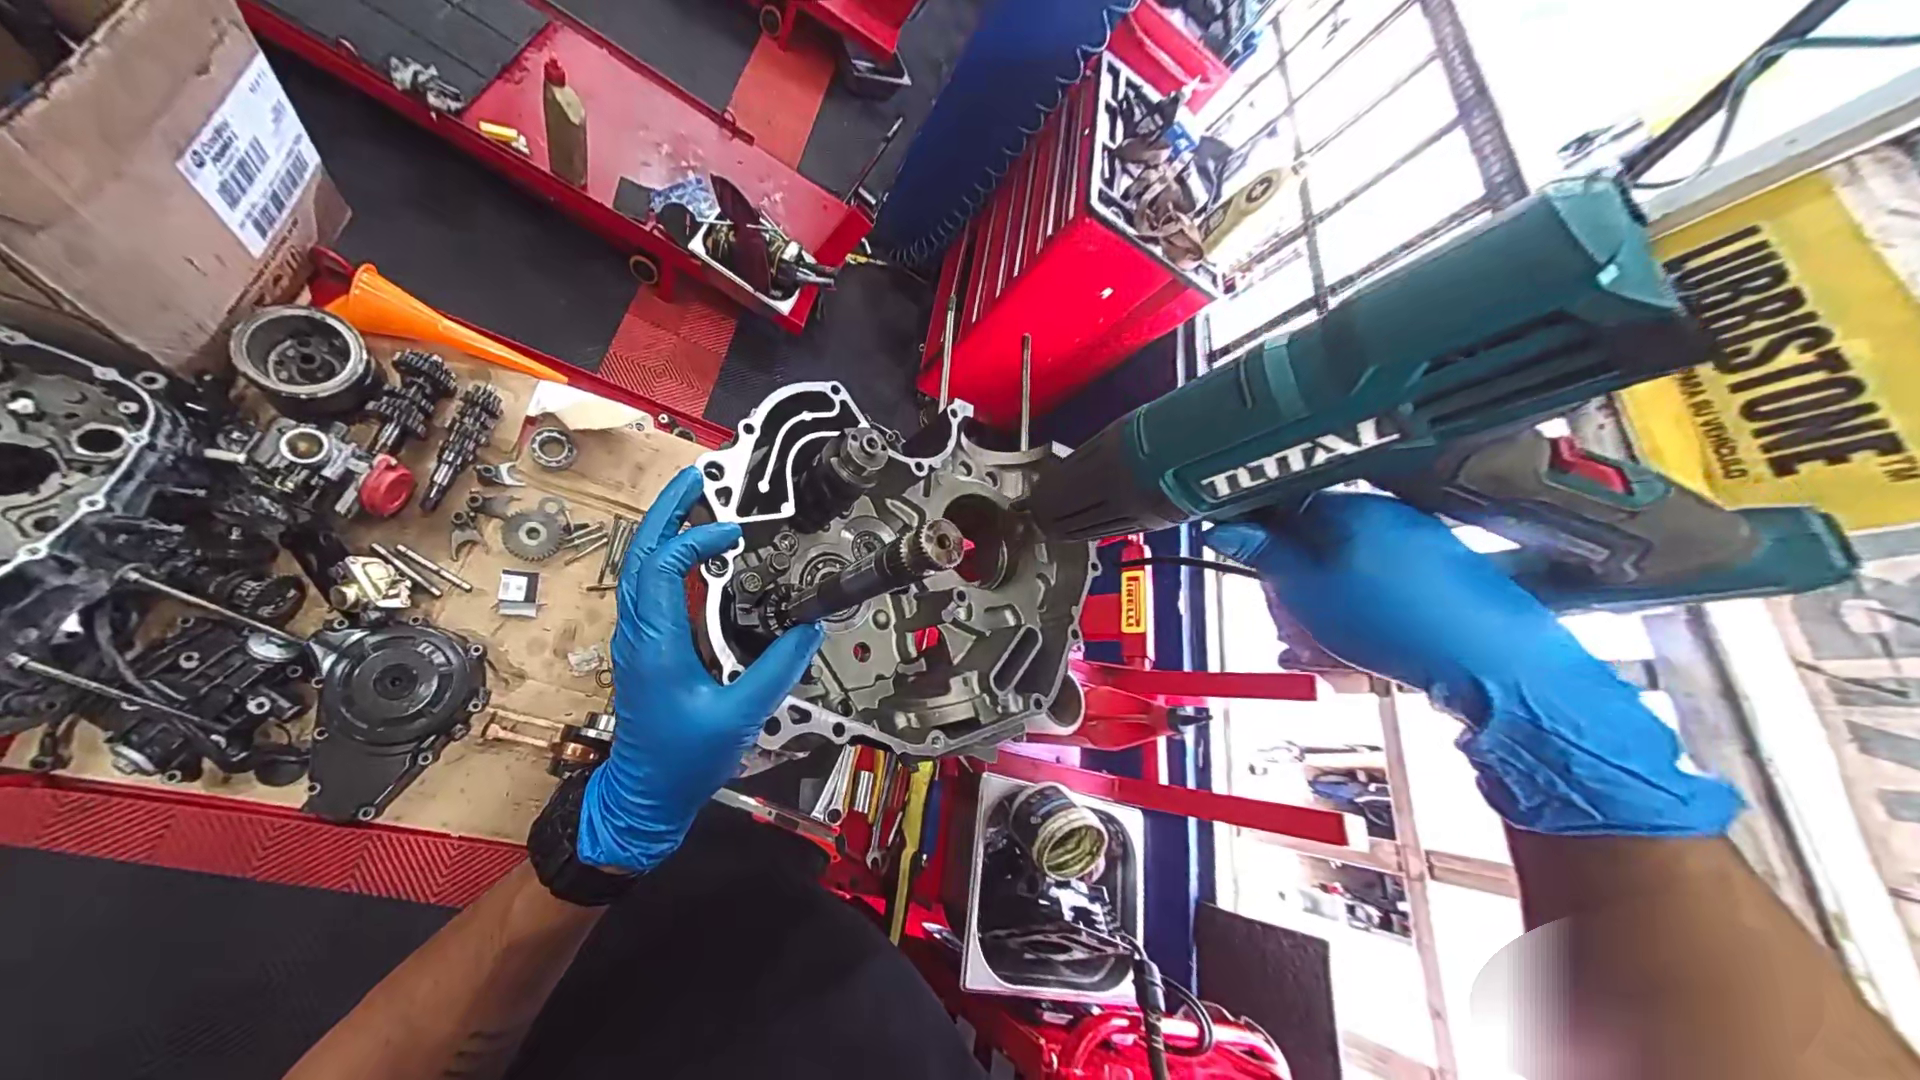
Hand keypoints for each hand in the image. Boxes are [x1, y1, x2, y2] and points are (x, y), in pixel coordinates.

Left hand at [579, 467, 824, 872]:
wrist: (644, 795)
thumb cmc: (683, 760)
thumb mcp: (740, 714)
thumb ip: (778, 668)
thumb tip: (809, 628)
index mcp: (654, 644)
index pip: (661, 569)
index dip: (693, 539)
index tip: (732, 531)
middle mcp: (639, 632)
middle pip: (640, 555)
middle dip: (667, 512)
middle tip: (699, 478)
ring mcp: (641, 638)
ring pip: (642, 568)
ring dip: (667, 530)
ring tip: (698, 502)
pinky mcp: (650, 646)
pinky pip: (655, 588)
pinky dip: (673, 558)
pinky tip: (698, 552)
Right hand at [1204, 492, 1740, 837]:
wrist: (1492, 667)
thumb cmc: (1403, 623)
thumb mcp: (1304, 589)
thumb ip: (1260, 553)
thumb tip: (1223, 527)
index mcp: (1348, 507)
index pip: (1279, 507)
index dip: (1255, 541)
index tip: (1247, 566)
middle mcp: (1384, 517)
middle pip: (1309, 543)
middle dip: (1290, 585)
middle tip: (1286, 618)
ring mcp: (1415, 545)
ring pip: (1340, 571)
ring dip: (1319, 609)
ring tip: (1317, 646)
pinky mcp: (1436, 576)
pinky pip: (1375, 589)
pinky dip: (1355, 616)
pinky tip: (1349, 650)